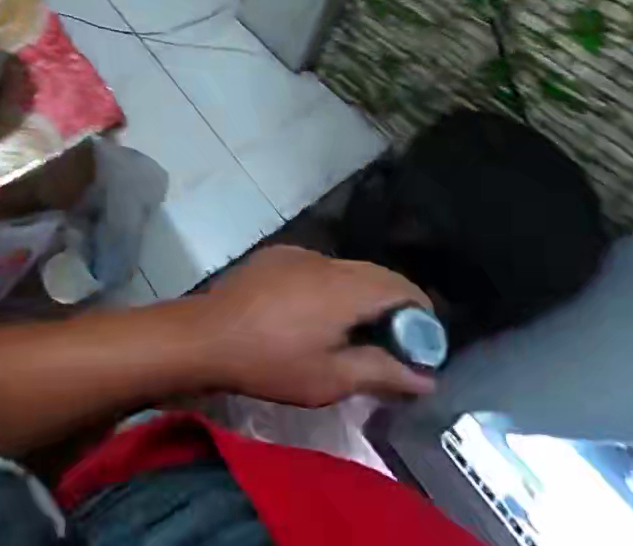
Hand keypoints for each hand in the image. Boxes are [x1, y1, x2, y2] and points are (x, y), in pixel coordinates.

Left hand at [190, 246, 437, 406]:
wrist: (207, 336)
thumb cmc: (272, 362)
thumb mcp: (332, 378)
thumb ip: (382, 372)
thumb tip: (425, 378)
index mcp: (343, 287)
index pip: (399, 286)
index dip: (421, 311)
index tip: (426, 341)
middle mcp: (323, 260)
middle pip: (372, 273)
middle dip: (393, 302)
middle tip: (396, 341)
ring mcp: (294, 253)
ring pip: (343, 269)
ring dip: (359, 293)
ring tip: (356, 330)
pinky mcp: (271, 257)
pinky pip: (314, 267)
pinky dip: (329, 286)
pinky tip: (316, 315)